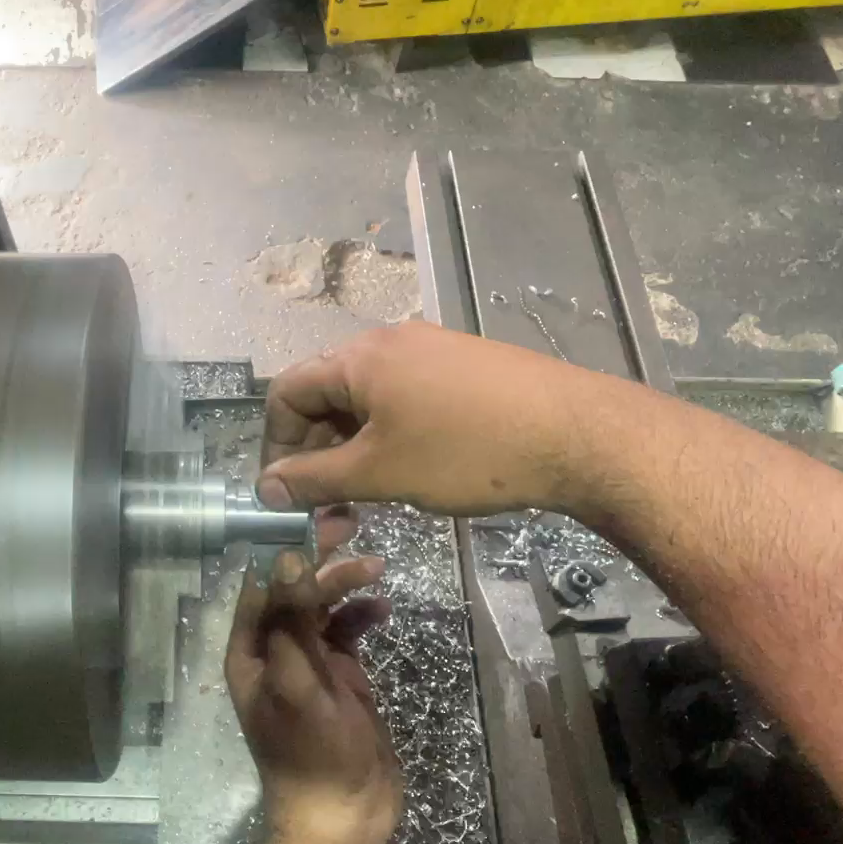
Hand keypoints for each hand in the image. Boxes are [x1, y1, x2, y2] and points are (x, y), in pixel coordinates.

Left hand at [224, 512, 402, 843]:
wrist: (344, 816)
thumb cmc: (312, 752)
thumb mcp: (297, 682)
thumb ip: (290, 621)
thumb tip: (286, 558)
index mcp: (250, 650)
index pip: (260, 584)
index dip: (283, 549)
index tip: (313, 517)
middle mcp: (273, 649)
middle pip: (293, 589)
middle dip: (319, 558)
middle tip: (351, 525)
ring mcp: (307, 661)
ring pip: (321, 606)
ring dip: (344, 583)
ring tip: (375, 565)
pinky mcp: (339, 675)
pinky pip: (346, 631)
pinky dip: (361, 615)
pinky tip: (382, 606)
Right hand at [256, 320, 646, 516]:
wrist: (577, 435)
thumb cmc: (464, 451)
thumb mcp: (378, 472)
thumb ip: (313, 480)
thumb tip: (264, 489)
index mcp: (359, 357)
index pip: (286, 391)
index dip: (275, 444)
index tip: (285, 492)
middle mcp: (388, 342)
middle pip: (324, 393)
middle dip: (314, 450)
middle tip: (325, 501)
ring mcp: (429, 350)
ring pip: (364, 400)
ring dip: (350, 447)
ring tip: (365, 493)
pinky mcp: (461, 368)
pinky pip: (402, 398)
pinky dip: (386, 435)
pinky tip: (406, 469)